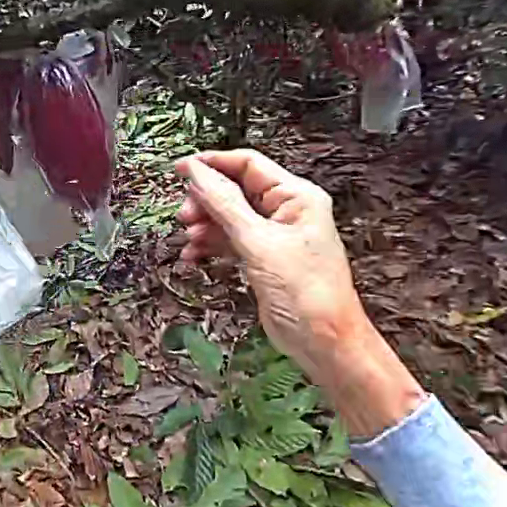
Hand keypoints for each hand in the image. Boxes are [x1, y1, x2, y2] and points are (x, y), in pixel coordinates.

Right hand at [175, 149, 424, 435]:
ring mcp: (274, 236)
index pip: (248, 164)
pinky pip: (231, 241)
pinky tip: (194, 255)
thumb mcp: (258, 242)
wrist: (324, 342)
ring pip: (229, 217)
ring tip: (189, 238)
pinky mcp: (264, 259)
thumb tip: (196, 173)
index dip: (212, 164)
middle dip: (206, 200)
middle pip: (235, 190)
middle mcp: (287, 211)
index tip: (181, 169)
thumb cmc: (305, 292)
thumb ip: (224, 204)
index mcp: (296, 197)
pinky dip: (212, 245)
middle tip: (184, 215)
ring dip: (206, 224)